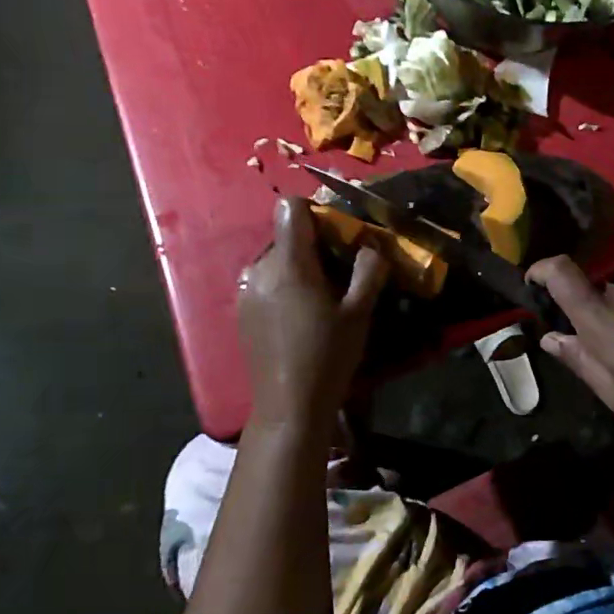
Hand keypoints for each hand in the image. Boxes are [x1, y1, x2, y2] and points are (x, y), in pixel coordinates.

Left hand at [239, 198, 387, 427]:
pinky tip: (301, 315)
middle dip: (315, 244)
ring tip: (322, 298)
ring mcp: (246, 290)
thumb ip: (369, 270)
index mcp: (288, 264)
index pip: (291, 208)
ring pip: (277, 258)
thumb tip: (371, 246)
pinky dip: (285, 284)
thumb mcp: (359, 312)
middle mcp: (260, 269)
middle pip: (286, 234)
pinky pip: (266, 280)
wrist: (288, 405)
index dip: (317, 212)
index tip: (339, 235)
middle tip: (341, 272)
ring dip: (300, 266)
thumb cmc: (328, 356)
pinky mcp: (242, 310)